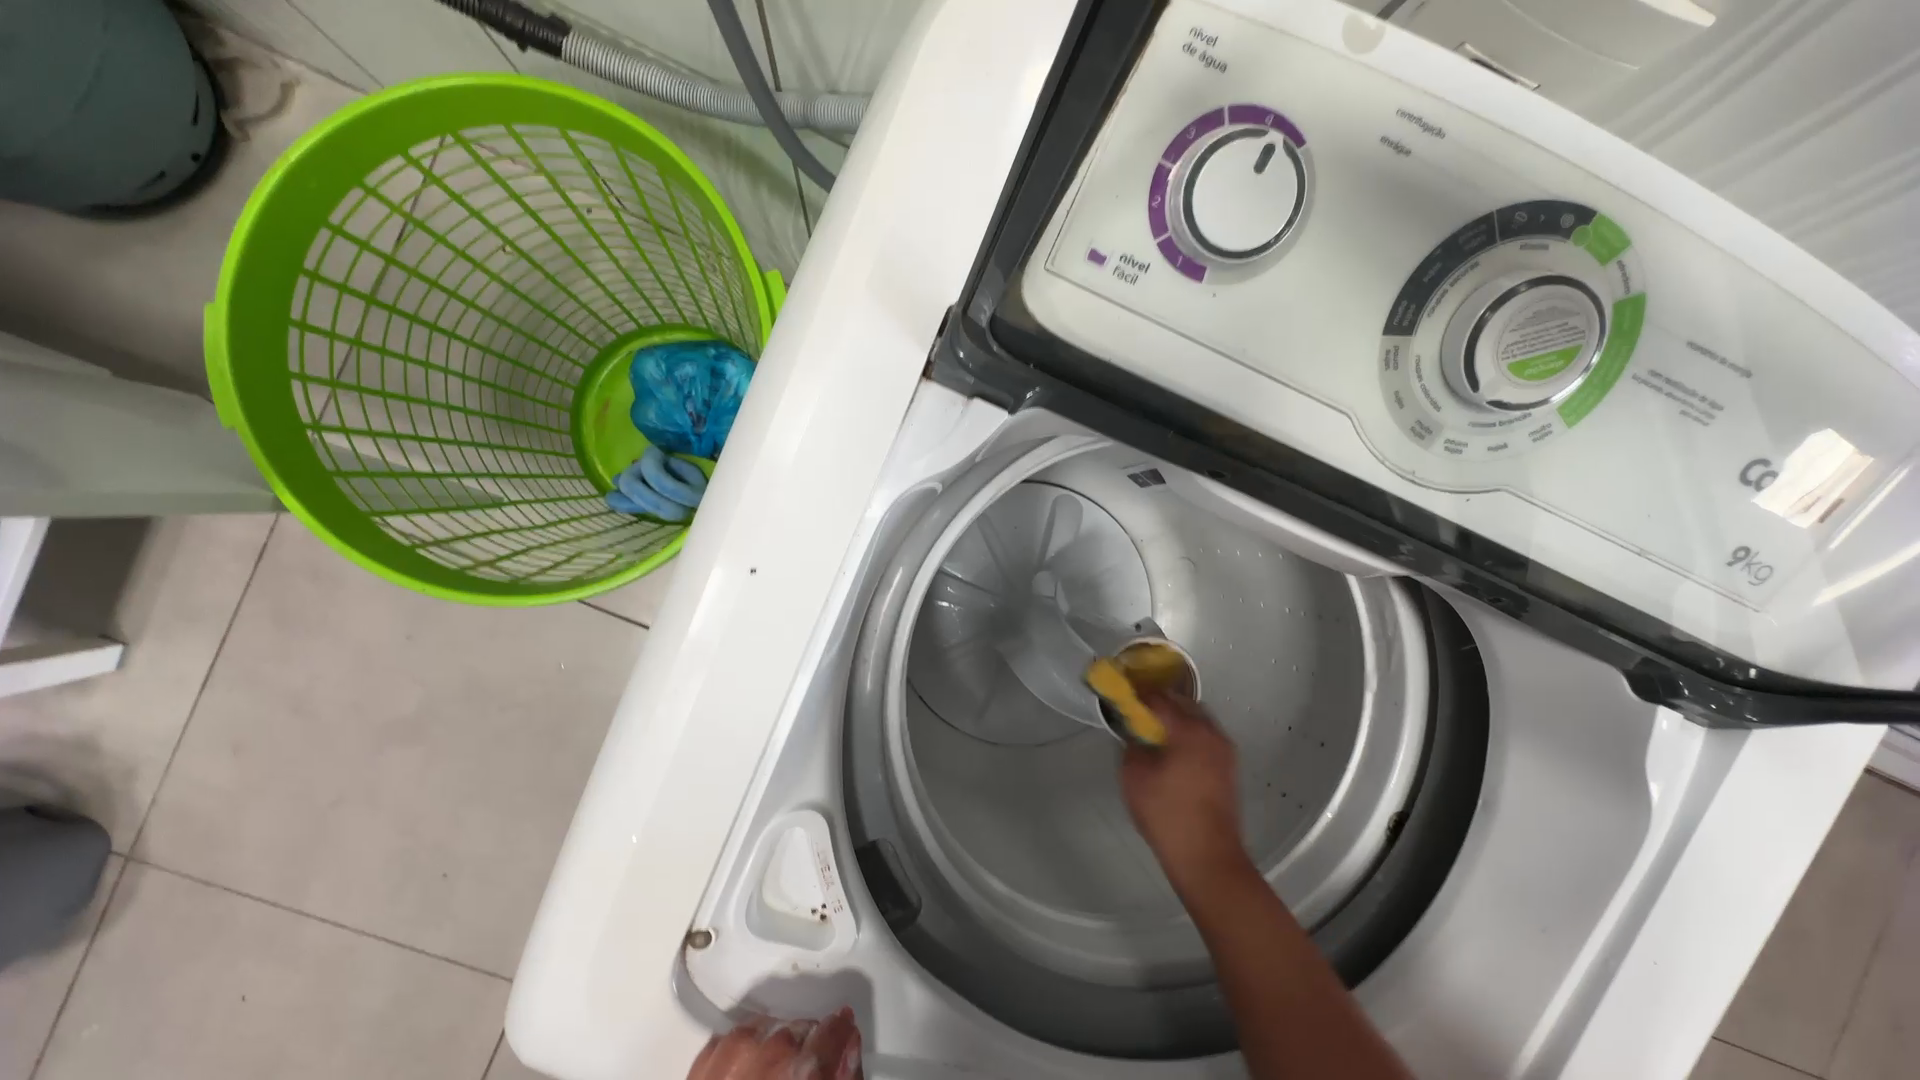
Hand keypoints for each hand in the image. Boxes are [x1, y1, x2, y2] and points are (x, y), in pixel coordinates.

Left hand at [687, 1008, 862, 1079]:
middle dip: (805, 1048)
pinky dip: (745, 1050)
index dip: (840, 1034)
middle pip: (801, 1029)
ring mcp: (733, 1052)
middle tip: (800, 1079)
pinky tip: (748, 1076)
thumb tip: (848, 1048)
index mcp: (804, 1071)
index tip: (841, 1036)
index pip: (834, 1029)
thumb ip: (845, 1078)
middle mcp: (770, 1052)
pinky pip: (735, 1037)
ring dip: (775, 1046)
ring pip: (769, 1027)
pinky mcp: (704, 1061)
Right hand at [1119, 691, 1251, 893]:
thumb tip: (1136, 735)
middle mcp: (1212, 733)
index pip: (1160, 699)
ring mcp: (1225, 751)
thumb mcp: (1134, 777)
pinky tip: (1175, 754)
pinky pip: (1207, 739)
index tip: (1123, 699)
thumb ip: (1132, 747)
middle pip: (1184, 704)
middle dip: (1161, 705)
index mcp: (1188, 730)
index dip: (1139, 696)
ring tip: (1157, 735)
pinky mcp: (1230, 768)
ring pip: (1199, 721)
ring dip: (1179, 721)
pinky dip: (1191, 737)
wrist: (1207, 855)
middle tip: (1139, 715)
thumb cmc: (1166, 813)